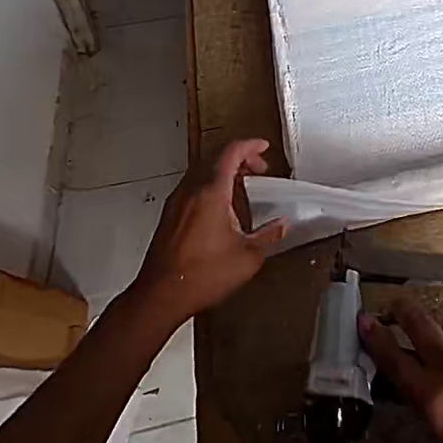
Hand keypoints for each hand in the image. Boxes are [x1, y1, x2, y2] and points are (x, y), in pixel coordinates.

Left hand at [126, 140, 285, 324]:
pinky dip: (210, 184)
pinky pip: (192, 186)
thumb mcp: (247, 257)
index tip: (263, 147)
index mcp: (211, 192)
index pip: (231, 152)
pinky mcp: (169, 215)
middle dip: (240, 158)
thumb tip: (282, 225)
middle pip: (215, 157)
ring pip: (202, 170)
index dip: (250, 146)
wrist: (160, 296)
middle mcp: (191, 191)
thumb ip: (268, 236)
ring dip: (224, 171)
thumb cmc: (201, 276)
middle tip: (258, 168)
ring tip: (242, 186)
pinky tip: (221, 206)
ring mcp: (176, 202)